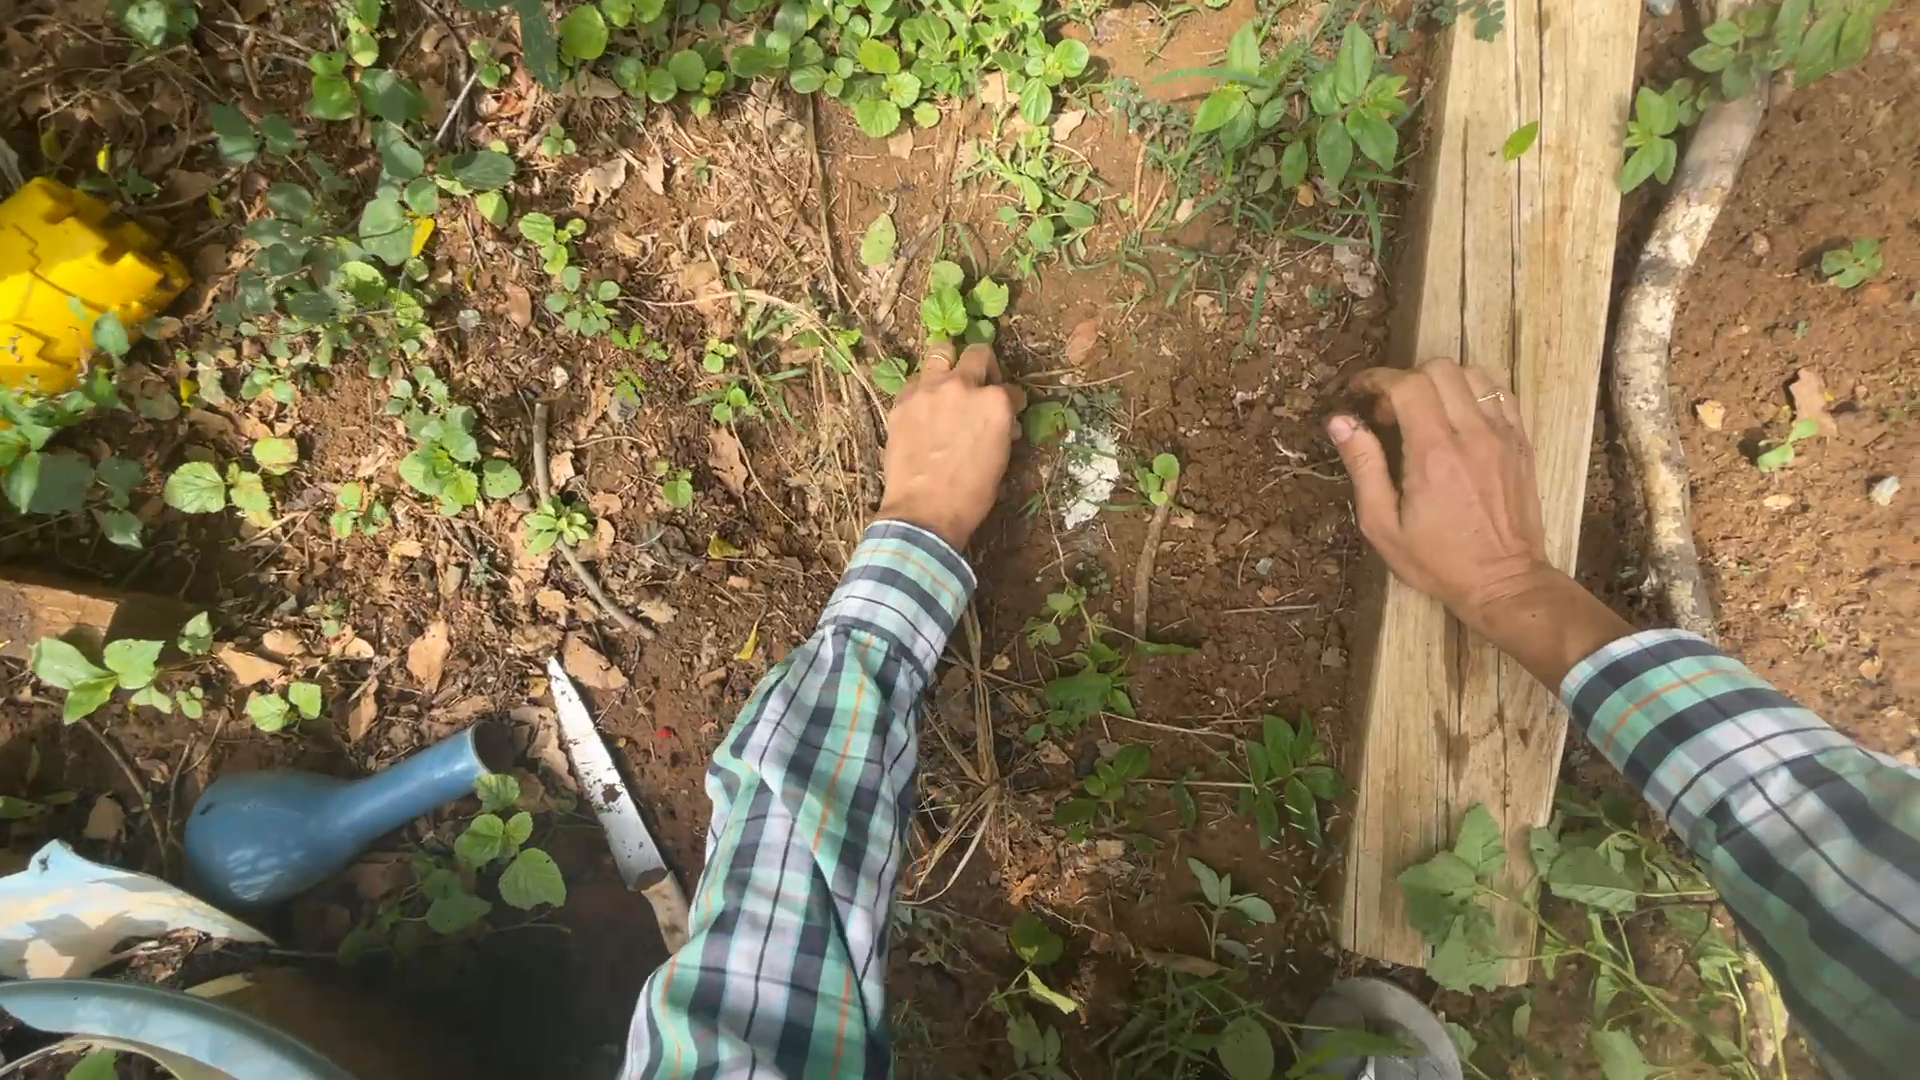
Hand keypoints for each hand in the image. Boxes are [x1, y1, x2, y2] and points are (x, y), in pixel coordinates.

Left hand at [877, 342, 1025, 549]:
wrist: (925, 510)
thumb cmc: (971, 494)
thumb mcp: (1000, 460)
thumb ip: (1001, 429)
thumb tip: (1003, 423)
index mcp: (995, 402)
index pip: (1011, 389)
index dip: (1011, 402)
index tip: (1008, 413)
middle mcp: (963, 385)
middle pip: (978, 354)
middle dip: (984, 367)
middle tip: (981, 384)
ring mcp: (929, 390)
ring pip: (941, 352)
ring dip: (949, 364)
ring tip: (948, 382)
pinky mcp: (902, 401)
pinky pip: (915, 382)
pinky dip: (924, 390)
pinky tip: (925, 409)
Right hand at [1327, 358, 1629, 685]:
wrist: (1503, 581)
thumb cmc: (1433, 559)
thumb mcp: (1380, 522)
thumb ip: (1362, 465)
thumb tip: (1340, 421)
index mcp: (1432, 454)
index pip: (1406, 385)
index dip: (1376, 379)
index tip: (1358, 392)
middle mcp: (1472, 434)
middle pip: (1440, 369)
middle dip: (1406, 380)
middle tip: (1388, 413)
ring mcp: (1504, 435)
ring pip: (1472, 373)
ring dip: (1439, 382)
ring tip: (1422, 413)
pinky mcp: (1521, 442)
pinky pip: (1499, 393)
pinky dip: (1471, 392)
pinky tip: (1454, 419)